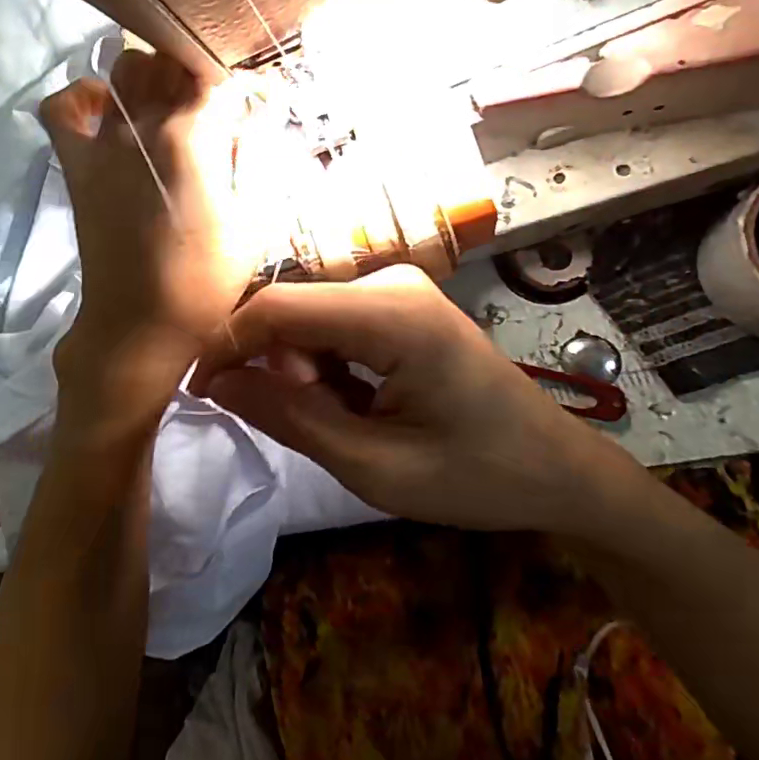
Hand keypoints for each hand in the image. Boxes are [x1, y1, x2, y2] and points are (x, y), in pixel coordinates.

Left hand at [42, 49, 258, 398]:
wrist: (140, 325)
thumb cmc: (205, 280)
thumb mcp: (255, 222)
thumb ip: (260, 157)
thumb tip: (261, 112)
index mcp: (192, 137)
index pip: (216, 74)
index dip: (237, 86)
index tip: (249, 109)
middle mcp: (143, 125)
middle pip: (168, 61)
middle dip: (195, 74)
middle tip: (212, 109)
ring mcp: (103, 143)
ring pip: (123, 69)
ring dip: (151, 76)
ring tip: (169, 106)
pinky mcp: (76, 166)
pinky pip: (63, 110)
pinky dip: (83, 97)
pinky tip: (107, 109)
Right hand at [189, 265, 644, 534]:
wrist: (557, 469)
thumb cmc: (476, 477)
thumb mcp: (373, 466)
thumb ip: (289, 417)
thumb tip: (215, 382)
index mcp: (393, 315)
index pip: (278, 306)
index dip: (226, 345)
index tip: (201, 393)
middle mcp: (393, 282)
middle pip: (291, 307)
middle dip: (273, 365)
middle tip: (303, 423)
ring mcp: (398, 288)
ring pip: (307, 316)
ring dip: (300, 370)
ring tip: (342, 420)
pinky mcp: (400, 303)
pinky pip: (332, 322)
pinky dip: (323, 364)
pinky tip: (356, 401)